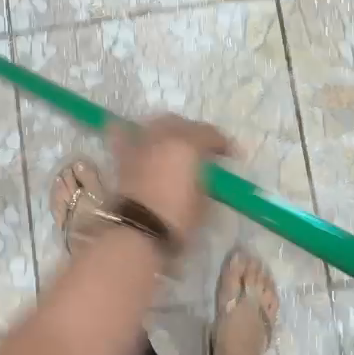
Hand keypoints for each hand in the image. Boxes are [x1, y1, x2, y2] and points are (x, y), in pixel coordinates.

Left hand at [110, 114, 230, 240]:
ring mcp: (141, 142)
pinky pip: (127, 133)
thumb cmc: (176, 219)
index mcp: (187, 144)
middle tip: (203, 148)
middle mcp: (163, 135)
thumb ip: (204, 178)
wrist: (136, 231)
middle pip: (181, 123)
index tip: (230, 154)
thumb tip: (203, 171)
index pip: (209, 133)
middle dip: (194, 132)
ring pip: (157, 124)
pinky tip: (140, 139)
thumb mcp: (202, 201)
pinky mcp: (123, 154)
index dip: (222, 142)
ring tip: (175, 143)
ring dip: (169, 130)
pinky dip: (136, 133)